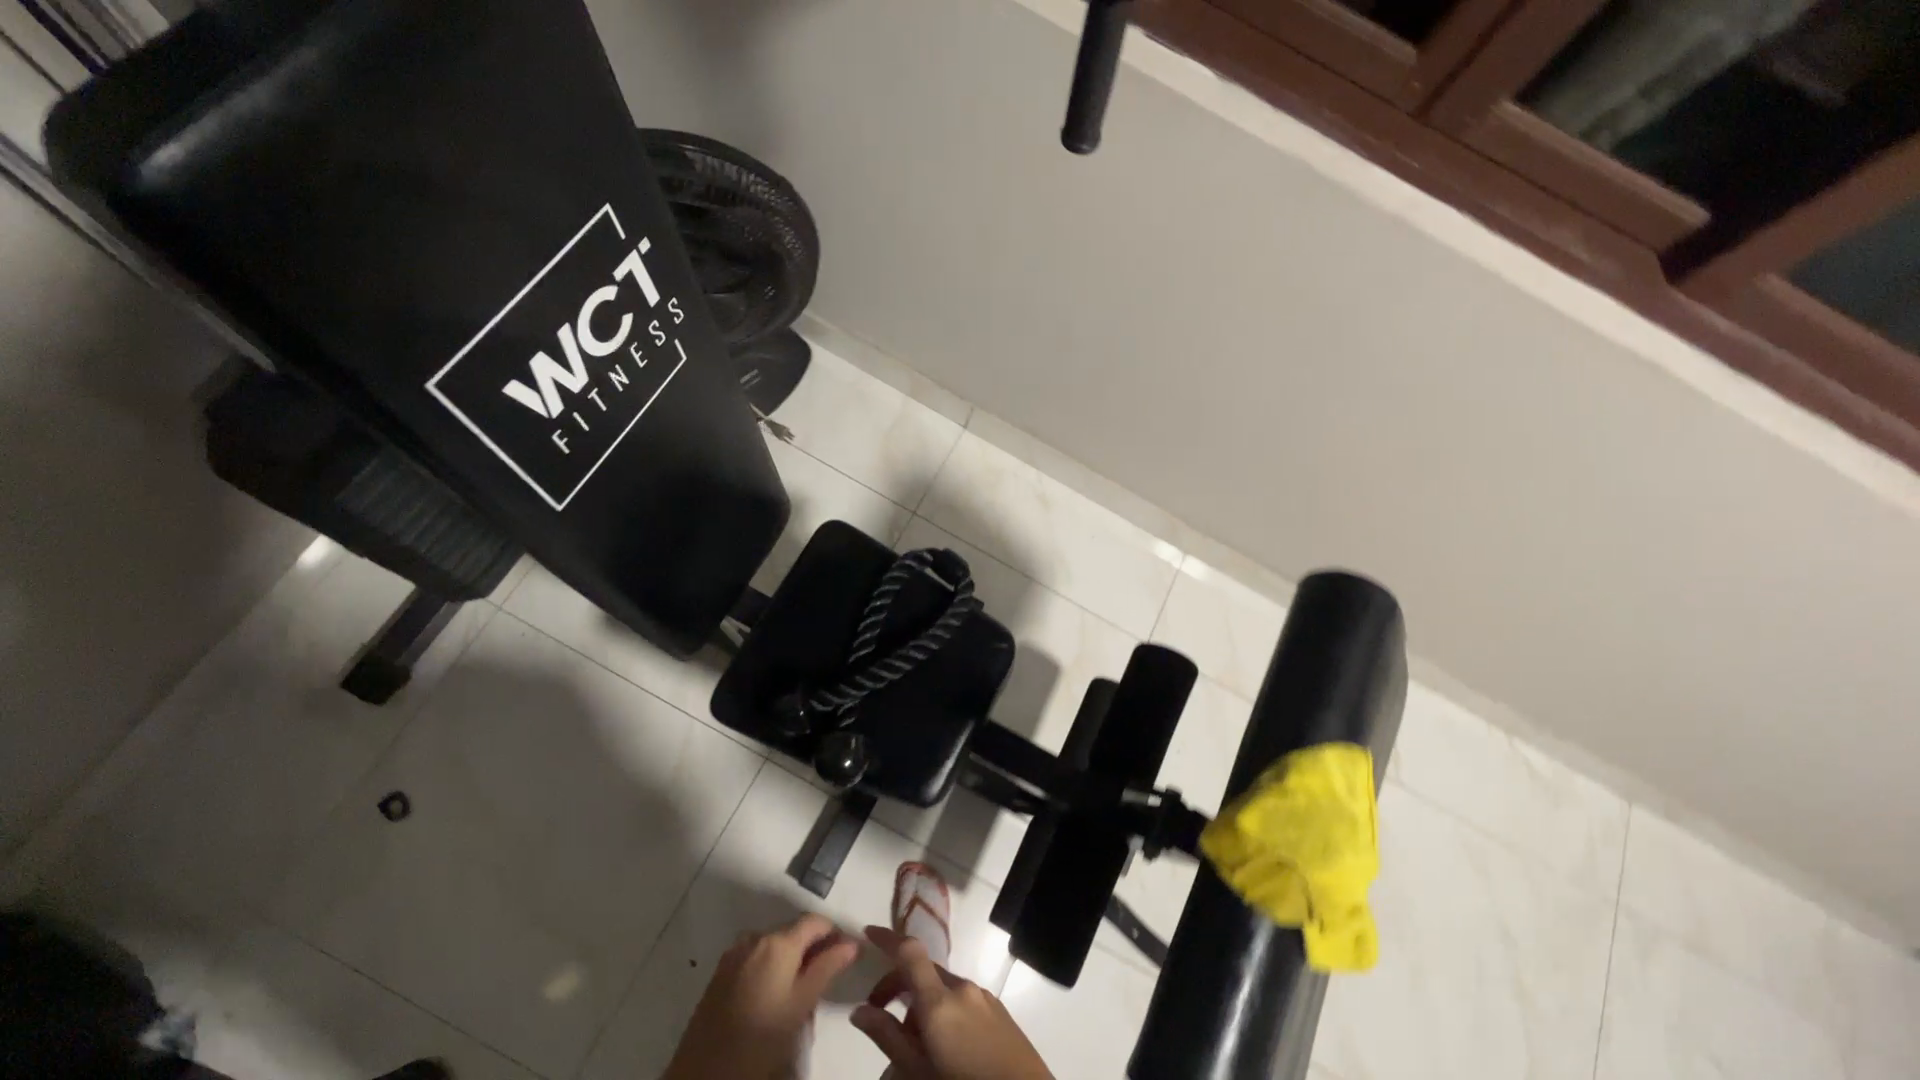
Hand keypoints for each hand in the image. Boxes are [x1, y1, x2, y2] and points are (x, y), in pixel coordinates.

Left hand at [662, 914, 860, 1079]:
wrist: (703, 1071)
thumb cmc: (760, 1038)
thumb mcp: (801, 1004)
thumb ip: (828, 968)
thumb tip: (851, 942)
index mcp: (778, 943)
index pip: (816, 921)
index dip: (835, 935)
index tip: (847, 959)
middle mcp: (755, 938)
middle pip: (795, 932)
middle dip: (814, 951)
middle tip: (826, 984)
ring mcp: (735, 954)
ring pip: (776, 947)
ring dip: (793, 962)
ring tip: (801, 997)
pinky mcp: (722, 972)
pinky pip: (756, 958)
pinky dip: (772, 969)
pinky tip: (774, 1000)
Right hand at [851, 926, 1053, 1079]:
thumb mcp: (917, 1070)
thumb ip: (887, 1036)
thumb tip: (859, 1010)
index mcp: (939, 1000)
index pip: (909, 952)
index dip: (888, 938)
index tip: (868, 933)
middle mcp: (962, 989)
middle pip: (922, 972)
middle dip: (897, 985)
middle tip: (878, 1014)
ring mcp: (983, 997)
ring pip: (942, 989)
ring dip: (921, 1004)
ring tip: (912, 1042)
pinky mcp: (998, 1010)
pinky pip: (962, 1000)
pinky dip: (944, 1010)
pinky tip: (943, 1043)